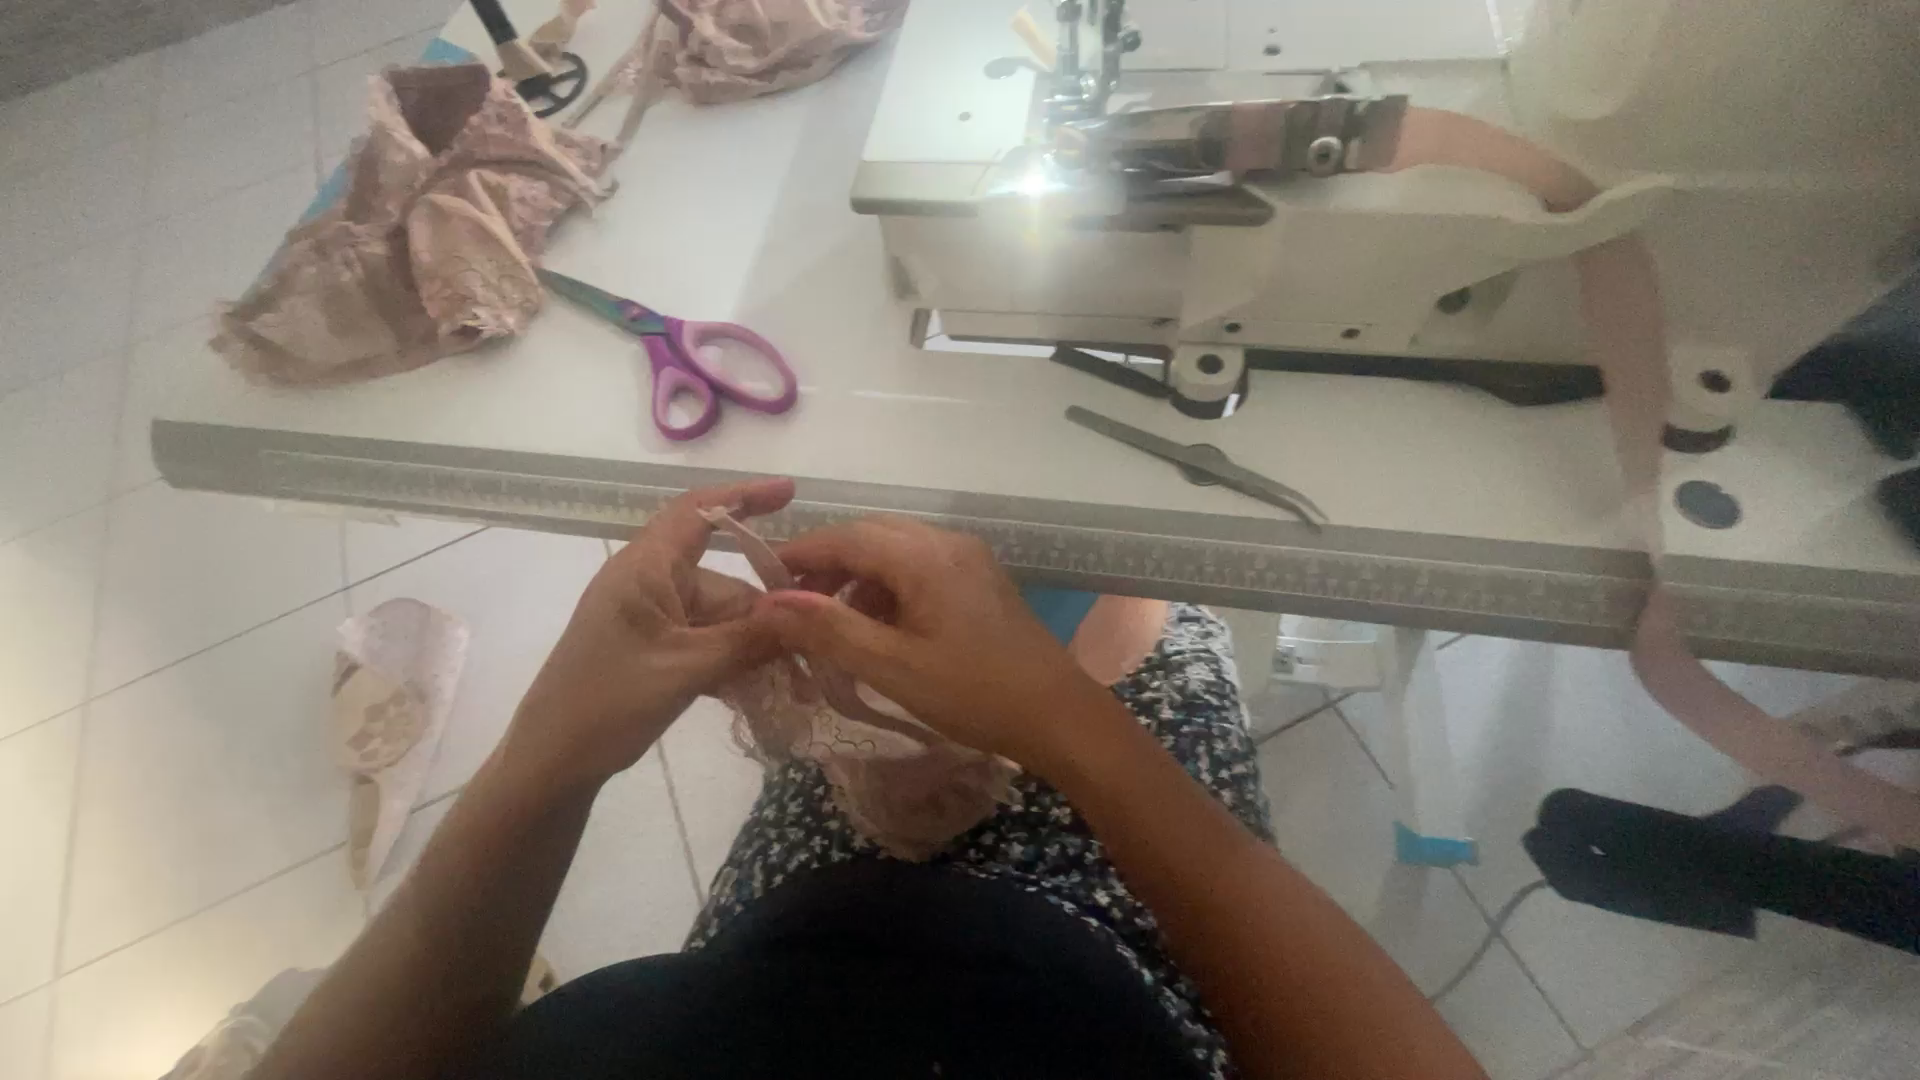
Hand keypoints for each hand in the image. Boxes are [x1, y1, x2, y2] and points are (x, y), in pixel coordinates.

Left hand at [504, 477, 794, 792]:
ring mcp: (652, 617)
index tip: (792, 493)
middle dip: (767, 611)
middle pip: (725, 580)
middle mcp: (650, 583)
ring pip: (722, 615)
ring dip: (754, 644)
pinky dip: (733, 658)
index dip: (745, 495)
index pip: (697, 511)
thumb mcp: (686, 669)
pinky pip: (708, 638)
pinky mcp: (655, 646)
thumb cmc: (606, 703)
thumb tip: (809, 614)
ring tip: (794, 681)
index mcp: (645, 569)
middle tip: (812, 645)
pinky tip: (759, 687)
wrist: (550, 763)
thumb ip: (750, 638)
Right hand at [752, 517, 1121, 771]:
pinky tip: (879, 628)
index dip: (799, 555)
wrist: (1058, 715)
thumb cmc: (974, 694)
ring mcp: (969, 559)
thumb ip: (830, 630)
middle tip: (794, 607)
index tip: (761, 581)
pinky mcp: (980, 580)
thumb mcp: (893, 667)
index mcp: (926, 556)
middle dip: (827, 565)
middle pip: (871, 536)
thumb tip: (770, 603)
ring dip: (859, 578)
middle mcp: (948, 543)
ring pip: (897, 551)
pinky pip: (921, 568)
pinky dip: (890, 589)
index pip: (846, 537)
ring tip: (833, 624)